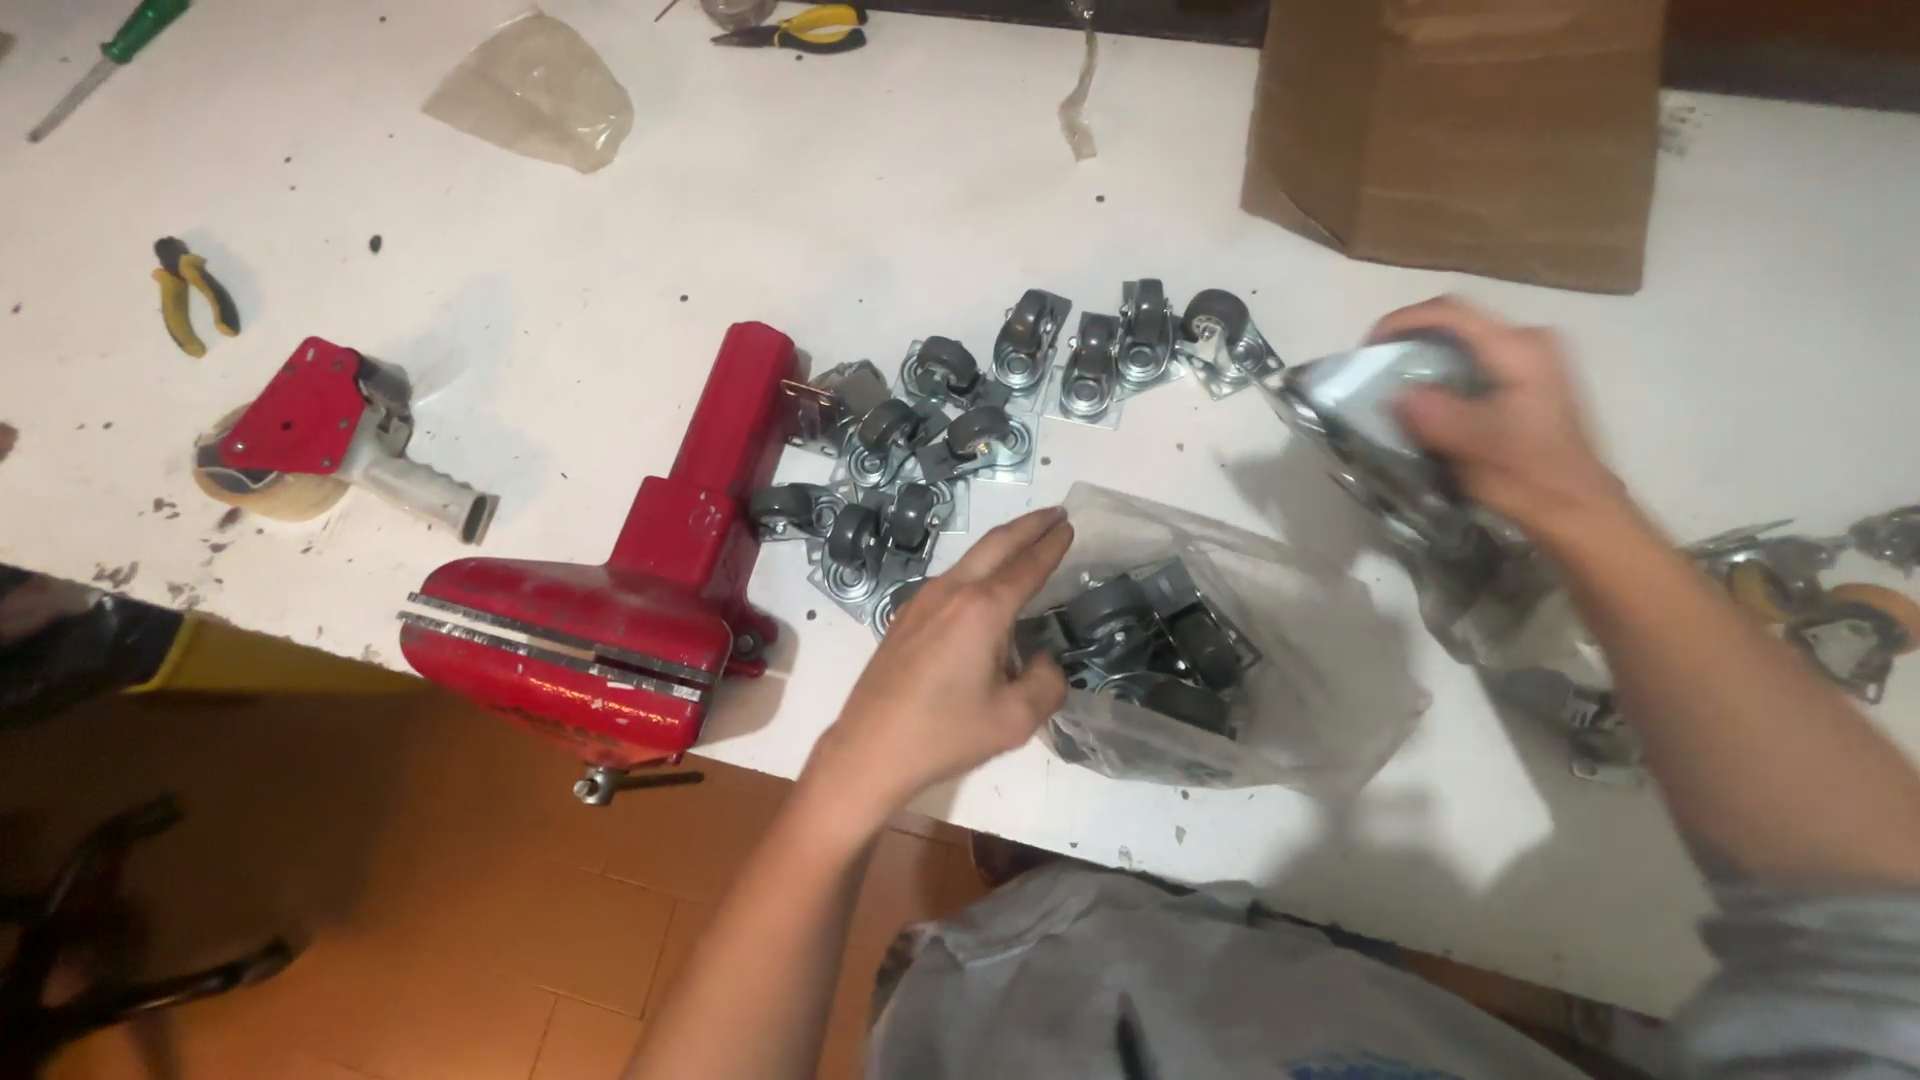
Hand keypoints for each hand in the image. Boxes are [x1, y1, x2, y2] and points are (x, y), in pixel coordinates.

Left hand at [800, 507, 1073, 828]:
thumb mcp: (1014, 720)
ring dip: (1002, 545)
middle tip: (1055, 513)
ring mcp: (921, 602)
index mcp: (981, 610)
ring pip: (969, 560)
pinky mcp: (904, 618)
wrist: (869, 749)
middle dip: (1029, 525)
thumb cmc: (943, 735)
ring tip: (1026, 544)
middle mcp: (951, 593)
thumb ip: (1046, 684)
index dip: (1051, 545)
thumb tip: (1042, 661)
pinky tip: (986, 590)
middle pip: (996, 544)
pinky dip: (979, 570)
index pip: (1027, 566)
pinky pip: (951, 581)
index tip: (1069, 525)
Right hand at [1372, 296, 1628, 541]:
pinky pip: (1471, 359)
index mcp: (1518, 348)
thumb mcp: (1475, 446)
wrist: (1575, 507)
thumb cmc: (1529, 477)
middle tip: (1374, 371)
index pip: (1449, 312)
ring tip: (1391, 385)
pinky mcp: (1527, 377)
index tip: (1366, 351)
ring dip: (1422, 358)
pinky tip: (1424, 399)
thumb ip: (1436, 414)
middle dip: (1408, 341)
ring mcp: (1531, 357)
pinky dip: (1439, 371)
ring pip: (1461, 341)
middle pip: (1454, 322)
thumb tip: (1395, 394)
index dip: (1400, 322)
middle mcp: (1528, 340)